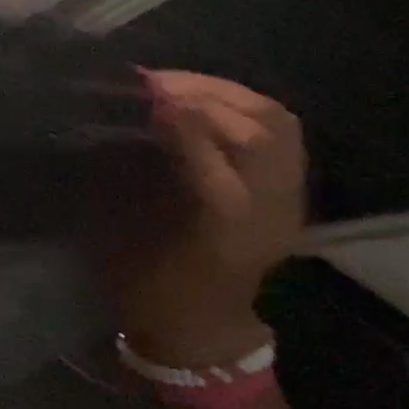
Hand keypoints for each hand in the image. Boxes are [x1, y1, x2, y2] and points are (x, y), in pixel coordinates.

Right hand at [107, 71, 307, 366]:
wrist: (201, 326)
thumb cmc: (148, 283)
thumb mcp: (121, 231)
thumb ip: (121, 171)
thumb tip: (118, 116)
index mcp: (221, 220)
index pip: (208, 148)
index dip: (175, 110)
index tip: (135, 85)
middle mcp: (268, 206)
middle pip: (255, 129)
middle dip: (202, 94)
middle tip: (150, 81)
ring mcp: (287, 199)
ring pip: (275, 124)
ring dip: (226, 94)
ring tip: (177, 85)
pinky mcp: (290, 192)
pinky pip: (282, 132)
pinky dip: (245, 106)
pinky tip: (206, 101)